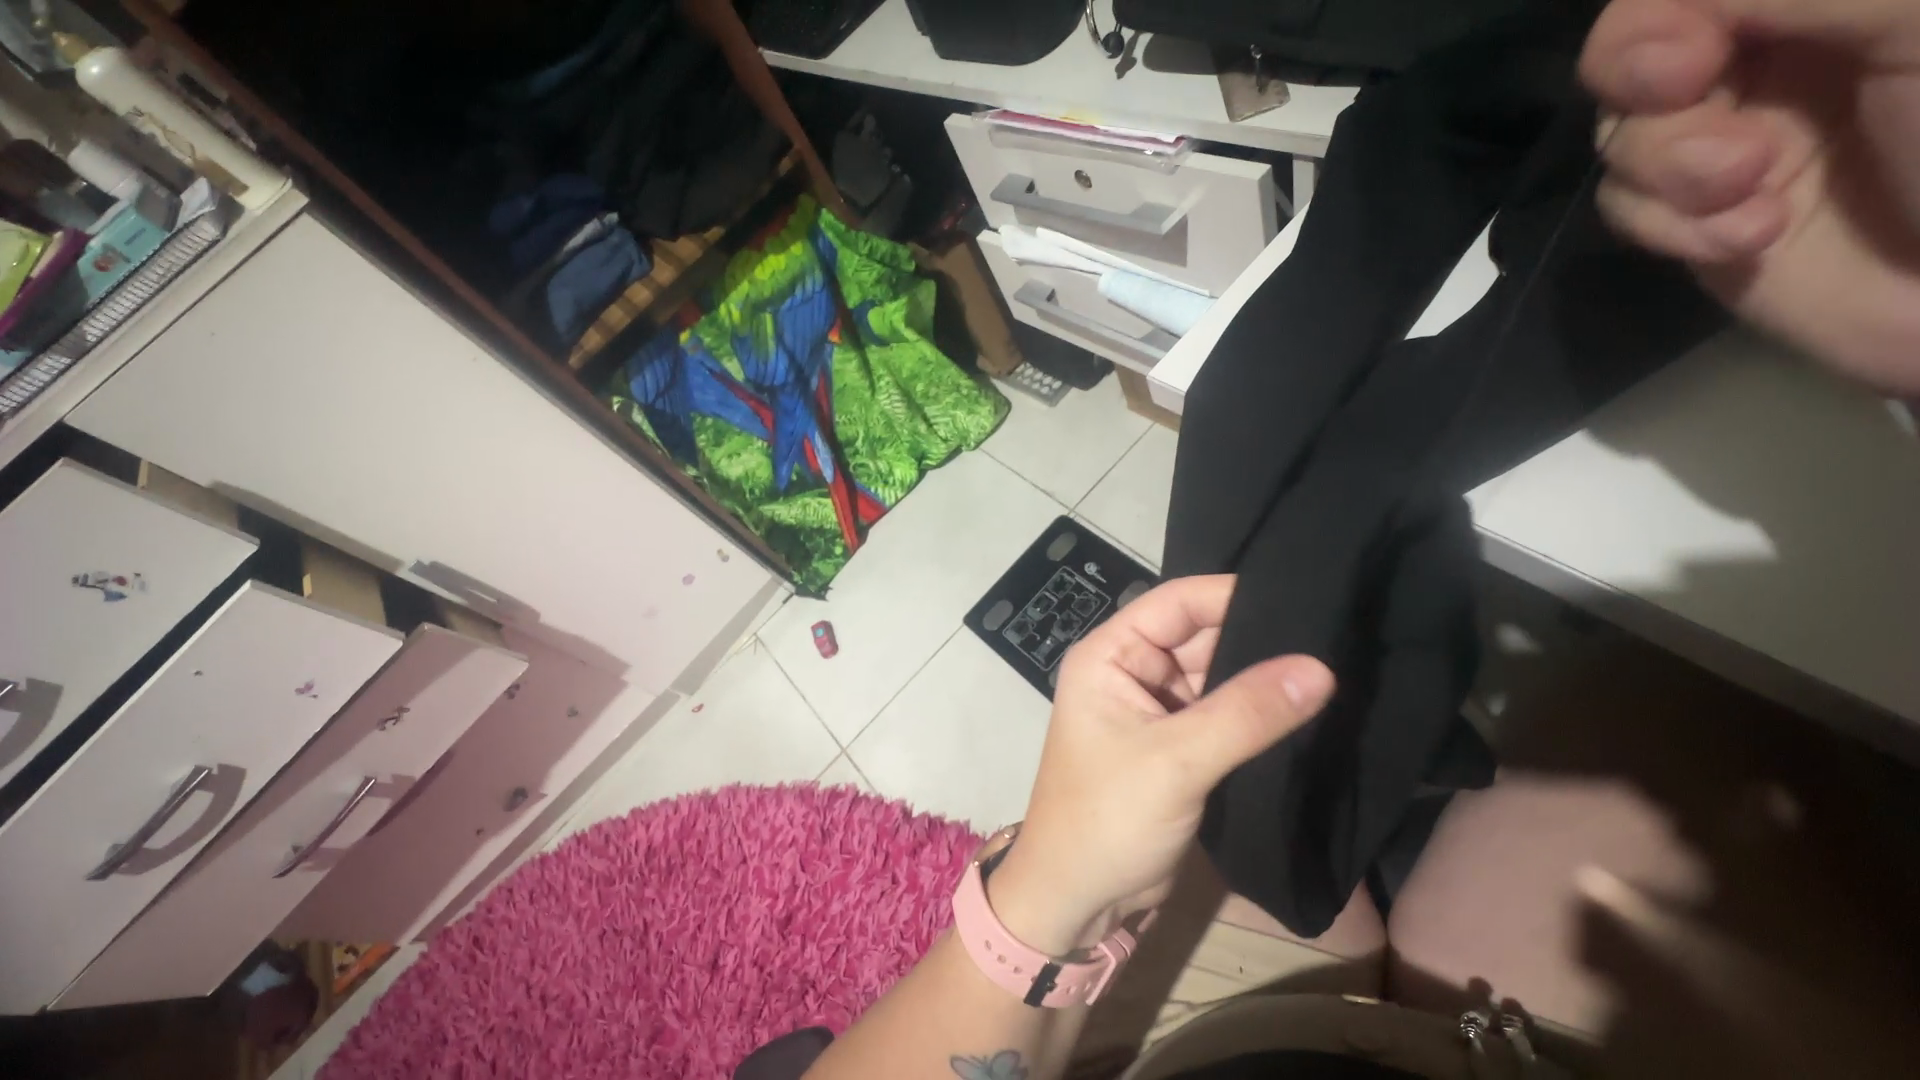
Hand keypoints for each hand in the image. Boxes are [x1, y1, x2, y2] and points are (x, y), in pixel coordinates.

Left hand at [984, 575, 1334, 954]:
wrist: (1079, 899)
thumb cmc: (1106, 819)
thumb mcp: (1176, 761)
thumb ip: (1246, 713)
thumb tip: (1321, 667)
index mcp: (1110, 655)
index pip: (1179, 602)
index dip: (1235, 594)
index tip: (1306, 595)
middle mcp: (1132, 671)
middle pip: (1205, 636)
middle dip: (1261, 637)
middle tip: (1338, 632)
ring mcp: (1157, 709)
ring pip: (1220, 676)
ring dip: (1265, 677)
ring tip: (1339, 664)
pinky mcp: (1180, 746)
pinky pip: (1225, 714)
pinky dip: (1259, 713)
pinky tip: (1312, 706)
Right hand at [1581, 0, 1919, 391]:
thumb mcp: (1917, 15)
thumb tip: (1662, 14)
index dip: (1653, 20)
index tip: (1687, 59)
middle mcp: (1769, 54)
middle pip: (1629, 58)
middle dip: (1647, 95)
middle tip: (1686, 99)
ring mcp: (1726, 140)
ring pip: (1618, 138)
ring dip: (1667, 169)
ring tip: (1749, 191)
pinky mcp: (1696, 218)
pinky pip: (1624, 208)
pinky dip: (1671, 226)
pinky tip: (1750, 237)